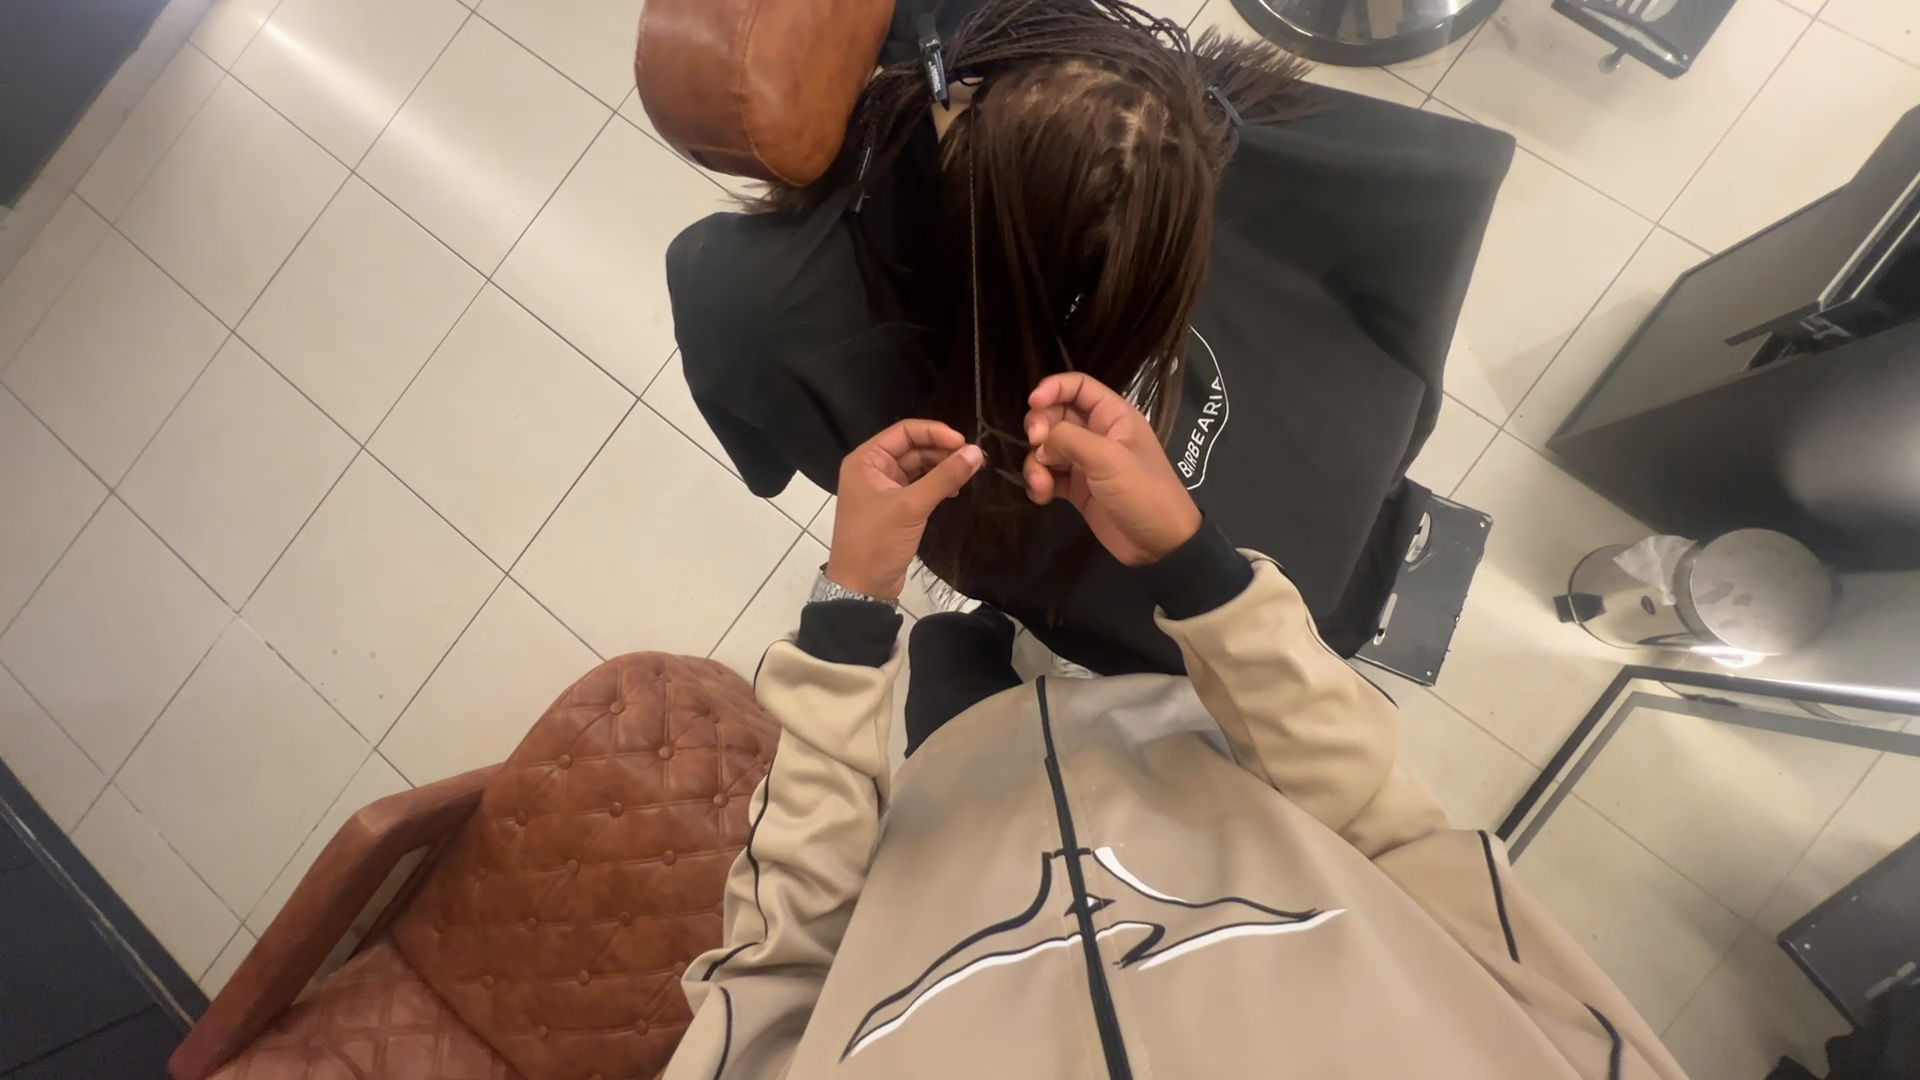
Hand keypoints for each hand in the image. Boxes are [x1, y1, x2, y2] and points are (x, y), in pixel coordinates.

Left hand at [828, 420, 984, 598]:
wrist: (862, 587)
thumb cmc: (877, 541)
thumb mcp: (911, 506)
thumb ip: (944, 477)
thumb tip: (976, 453)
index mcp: (866, 460)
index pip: (904, 432)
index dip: (935, 432)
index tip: (964, 442)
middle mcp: (873, 469)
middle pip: (913, 448)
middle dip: (943, 451)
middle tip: (974, 460)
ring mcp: (884, 489)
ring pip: (919, 468)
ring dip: (942, 469)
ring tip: (968, 475)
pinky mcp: (895, 507)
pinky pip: (919, 486)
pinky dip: (937, 485)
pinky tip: (954, 491)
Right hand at [1022, 373, 1201, 566]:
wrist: (1158, 545)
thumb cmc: (1141, 492)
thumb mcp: (1108, 458)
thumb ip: (1069, 439)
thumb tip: (1040, 442)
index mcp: (1113, 416)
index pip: (1078, 386)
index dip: (1053, 388)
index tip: (1032, 403)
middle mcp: (1098, 434)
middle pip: (1055, 415)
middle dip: (1040, 429)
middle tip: (1037, 446)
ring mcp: (1086, 463)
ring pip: (1047, 449)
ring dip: (1036, 464)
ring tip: (1042, 486)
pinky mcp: (1077, 489)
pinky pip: (1049, 476)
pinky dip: (1040, 484)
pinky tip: (1042, 497)